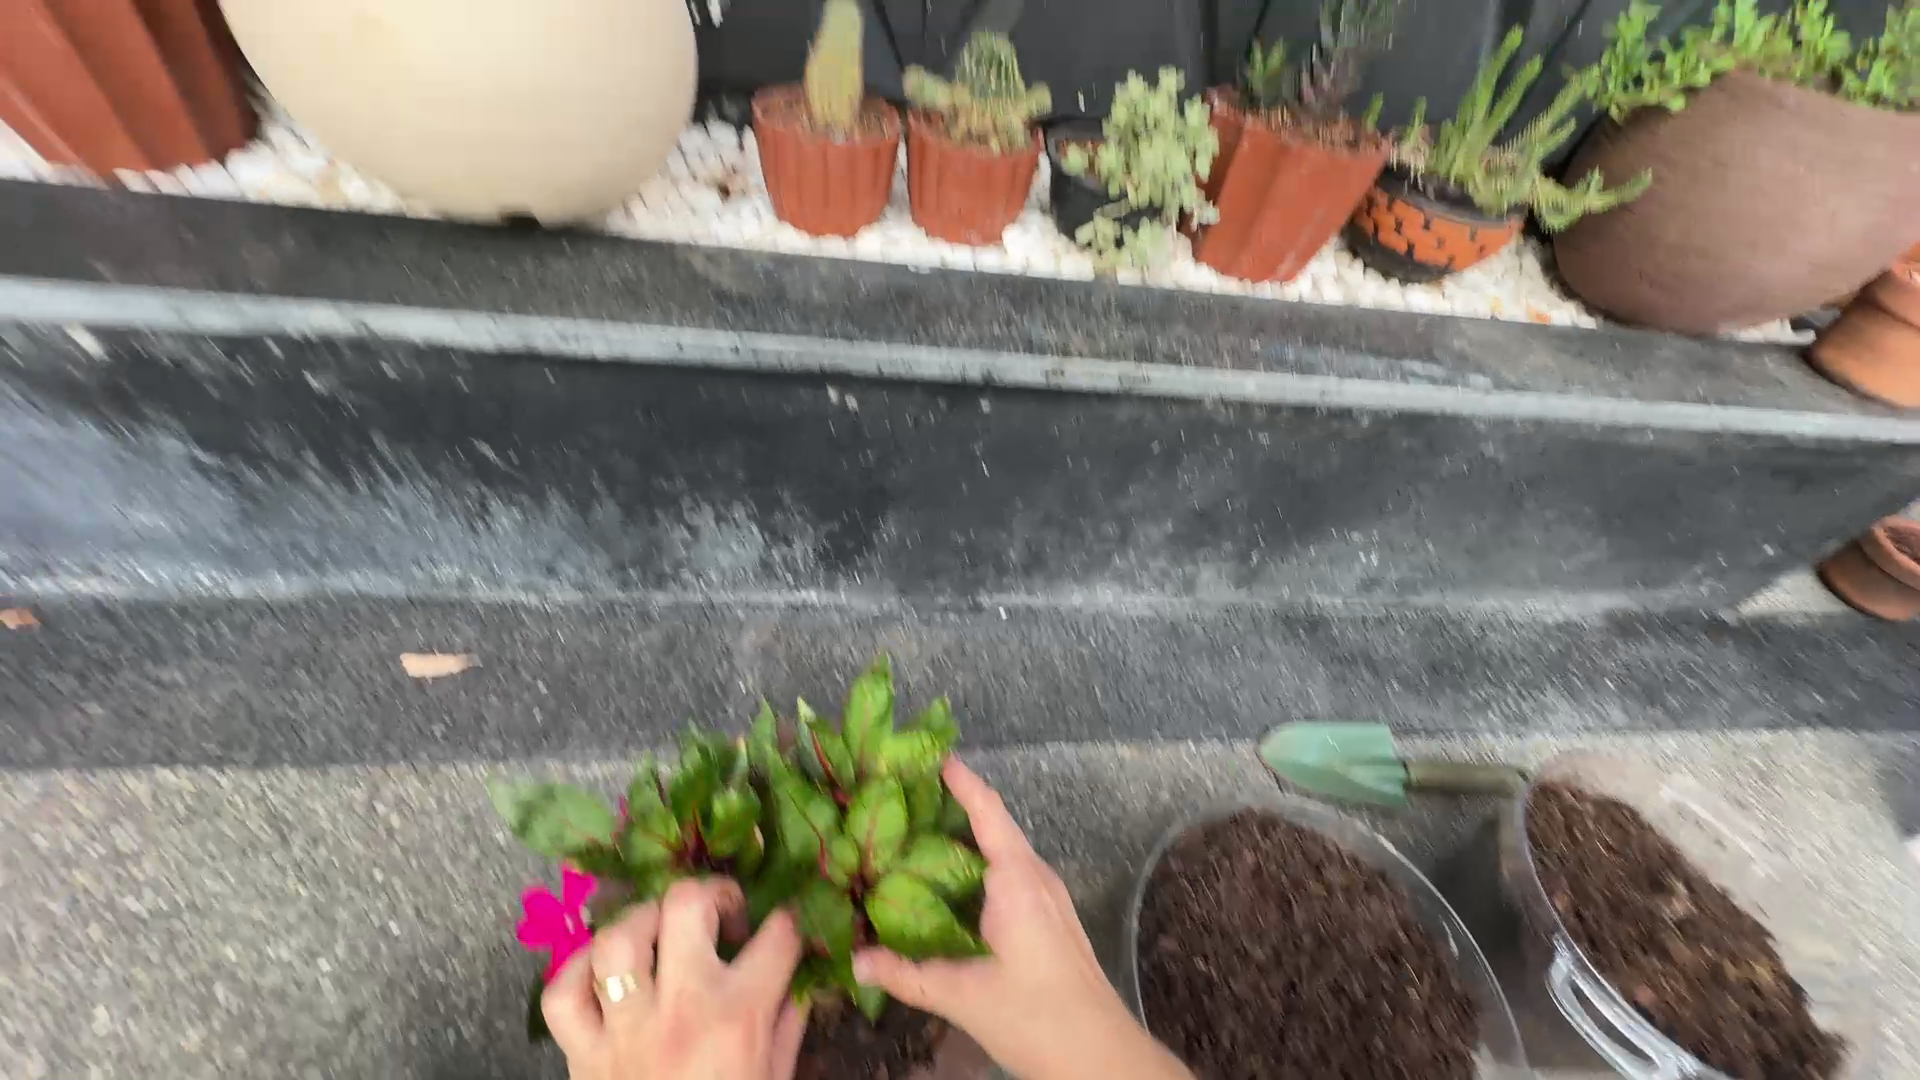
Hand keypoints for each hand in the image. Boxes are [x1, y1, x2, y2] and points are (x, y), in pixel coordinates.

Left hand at [542, 878, 809, 1079]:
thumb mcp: (774, 1073)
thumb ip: (787, 1016)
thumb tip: (801, 968)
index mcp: (738, 1014)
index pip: (779, 933)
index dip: (788, 917)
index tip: (782, 921)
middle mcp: (681, 1008)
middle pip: (686, 905)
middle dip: (711, 894)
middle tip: (719, 915)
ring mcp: (625, 1029)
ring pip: (618, 938)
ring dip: (642, 922)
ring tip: (660, 932)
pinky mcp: (582, 1054)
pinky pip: (562, 992)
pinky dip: (578, 971)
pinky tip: (606, 972)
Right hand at [852, 760, 1192, 1079]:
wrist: (1102, 1055)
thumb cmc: (1036, 1016)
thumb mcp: (963, 996)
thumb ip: (906, 974)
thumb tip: (854, 961)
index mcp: (1017, 879)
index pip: (988, 812)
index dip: (961, 781)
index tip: (932, 755)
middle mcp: (1036, 875)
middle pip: (994, 824)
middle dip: (955, 806)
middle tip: (908, 798)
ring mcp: (1048, 894)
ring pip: (1004, 849)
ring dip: (968, 837)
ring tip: (921, 835)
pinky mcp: (1051, 914)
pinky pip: (1012, 871)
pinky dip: (981, 863)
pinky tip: (954, 884)